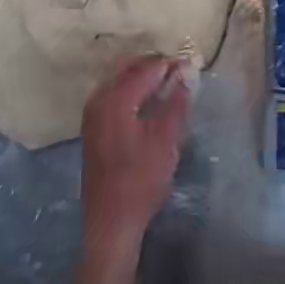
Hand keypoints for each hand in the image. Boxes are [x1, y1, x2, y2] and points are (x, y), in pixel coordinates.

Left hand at [81, 56, 190, 252]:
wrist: (111, 220)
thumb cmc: (141, 179)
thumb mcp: (166, 140)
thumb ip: (177, 102)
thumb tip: (188, 73)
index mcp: (116, 100)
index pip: (147, 69)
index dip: (170, 64)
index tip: (191, 62)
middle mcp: (99, 100)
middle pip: (129, 69)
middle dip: (154, 66)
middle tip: (181, 71)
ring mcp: (92, 114)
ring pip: (119, 81)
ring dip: (142, 77)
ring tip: (169, 84)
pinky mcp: (93, 128)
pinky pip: (113, 95)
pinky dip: (132, 91)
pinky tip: (149, 102)